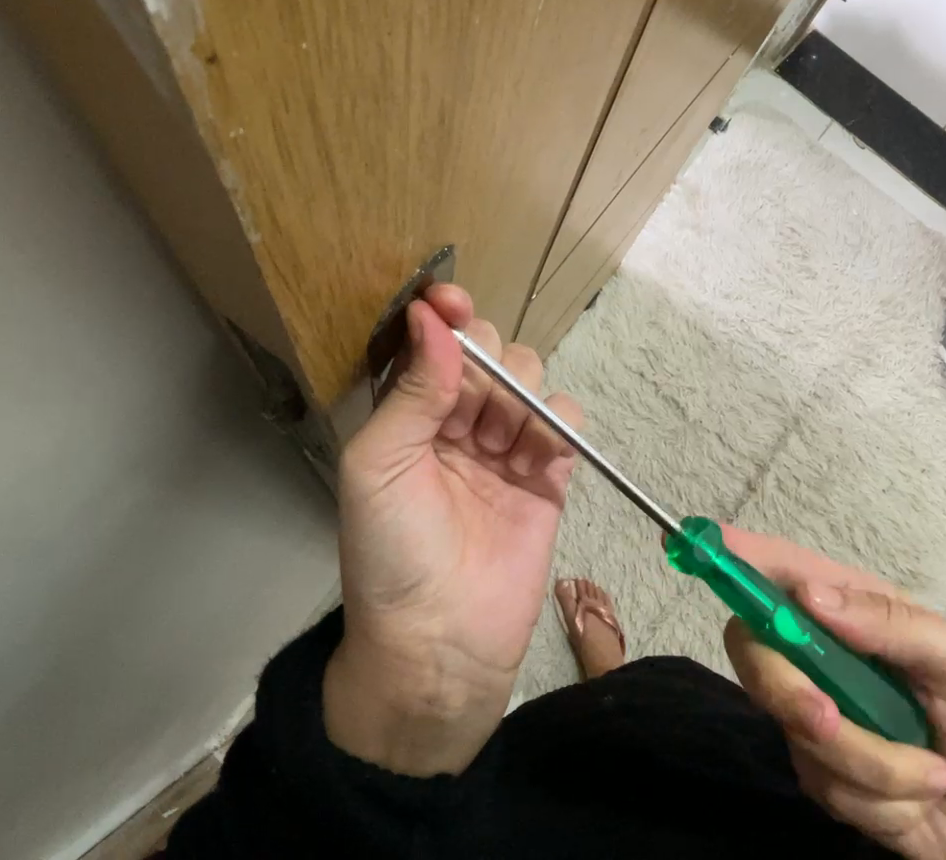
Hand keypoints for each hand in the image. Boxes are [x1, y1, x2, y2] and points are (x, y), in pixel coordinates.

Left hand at [322, 284, 582, 775]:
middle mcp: (456, 424)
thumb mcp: (380, 466)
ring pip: (528, 380)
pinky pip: (565, 424)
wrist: (439, 645)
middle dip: (488, 363)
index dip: (444, 317)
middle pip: (489, 354)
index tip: (452, 300)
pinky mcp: (546, 479)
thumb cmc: (391, 553)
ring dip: (520, 397)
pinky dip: (560, 423)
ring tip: (503, 447)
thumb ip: (413, 390)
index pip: (433, 346)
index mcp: (408, 417)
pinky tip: (542, 453)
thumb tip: (433, 316)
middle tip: (475, 410)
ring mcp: (504, 450)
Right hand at [719, 528, 945, 859]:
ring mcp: (813, 711)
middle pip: (754, 650)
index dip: (734, 555)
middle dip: (789, 693)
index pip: (781, 571)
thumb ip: (894, 623)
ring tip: (930, 776)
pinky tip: (911, 801)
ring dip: (870, 766)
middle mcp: (821, 653)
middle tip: (832, 724)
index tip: (696, 542)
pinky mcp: (816, 769)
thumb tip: (808, 595)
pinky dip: (874, 799)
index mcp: (854, 610)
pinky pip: (819, 780)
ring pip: (793, 727)